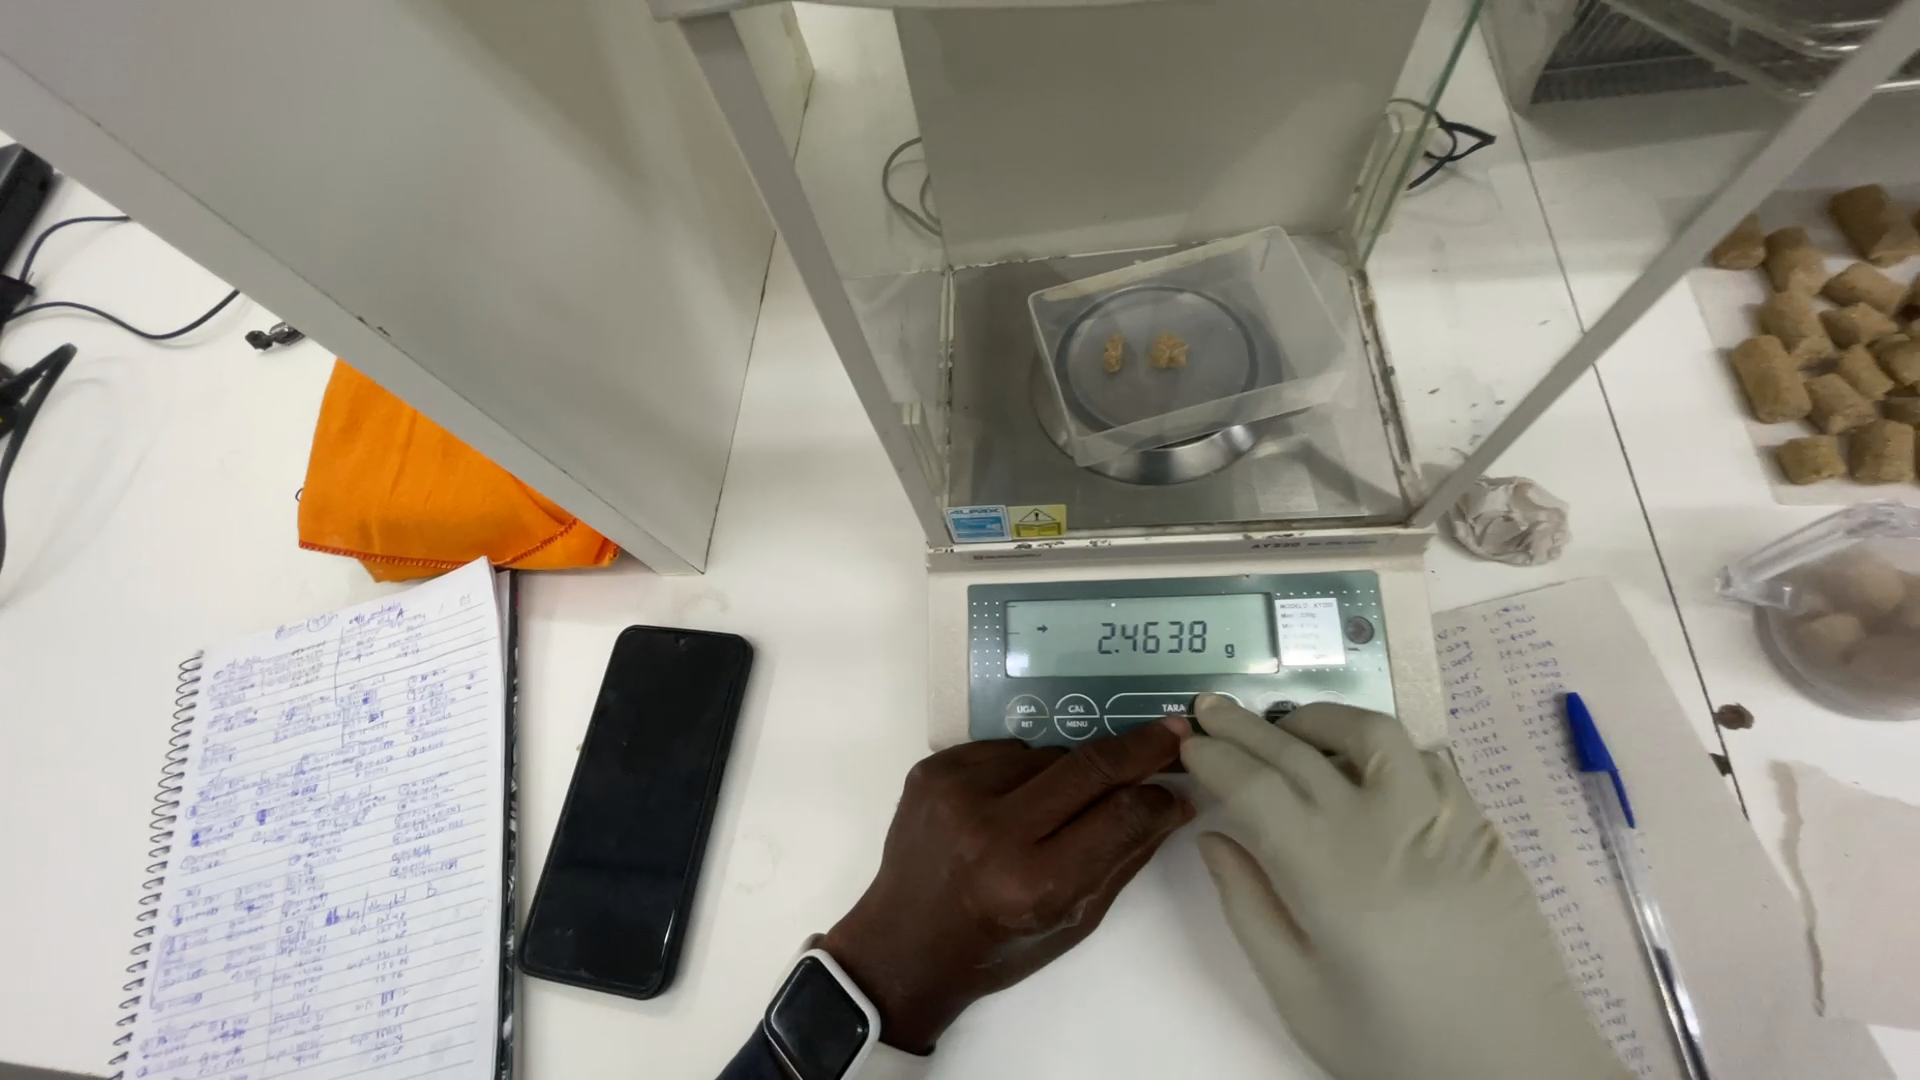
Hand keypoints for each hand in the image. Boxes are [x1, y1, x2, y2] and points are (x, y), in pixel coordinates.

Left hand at [821, 719, 1193, 1052]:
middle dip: (1137, 748)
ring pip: (1046, 753)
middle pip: (1086, 767)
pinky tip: (1010, 799)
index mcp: (1030, 884)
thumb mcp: (1070, 921)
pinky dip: (1021, 766)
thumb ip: (1122, 857)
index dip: (1156, 795)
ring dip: (1067, 771)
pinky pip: (1004, 748)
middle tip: (1172, 730)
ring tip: (1052, 807)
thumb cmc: (995, 947)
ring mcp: (955, 792)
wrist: (901, 944)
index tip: (1180, 778)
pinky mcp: (931, 769)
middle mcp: (991, 831)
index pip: (1118, 817)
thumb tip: (1170, 801)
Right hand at [1182, 695, 1630, 1079]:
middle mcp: (1381, 827)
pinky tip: (1359, 767)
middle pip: (1296, 749)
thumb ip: (1247, 906)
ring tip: (1287, 728)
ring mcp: (1438, 818)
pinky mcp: (1478, 825)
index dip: (1213, 757)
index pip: (1253, 786)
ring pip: (1369, 732)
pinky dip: (1378, 746)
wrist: (1524, 1076)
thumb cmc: (1398, 1045)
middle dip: (1242, 724)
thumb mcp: (1300, 996)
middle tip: (1210, 707)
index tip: (1188, 744)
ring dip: (1316, 719)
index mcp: (1328, 873)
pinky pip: (1423, 757)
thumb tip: (1212, 836)